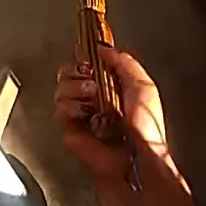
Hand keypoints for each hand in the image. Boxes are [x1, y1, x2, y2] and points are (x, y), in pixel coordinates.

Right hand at [54, 48, 184, 192]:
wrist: (137, 157)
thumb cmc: (145, 127)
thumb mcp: (143, 85)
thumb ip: (124, 62)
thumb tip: (104, 48)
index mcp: (110, 86)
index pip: (87, 64)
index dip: (86, 58)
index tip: (91, 59)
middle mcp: (92, 98)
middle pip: (67, 72)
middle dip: (77, 71)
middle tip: (92, 80)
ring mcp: (79, 114)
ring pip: (61, 87)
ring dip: (77, 89)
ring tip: (95, 100)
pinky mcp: (69, 129)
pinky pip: (60, 109)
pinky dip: (73, 108)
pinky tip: (87, 115)